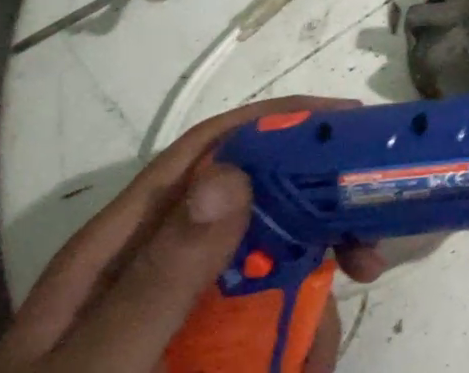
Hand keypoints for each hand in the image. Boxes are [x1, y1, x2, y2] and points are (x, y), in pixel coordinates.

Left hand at [0, 97, 388, 372]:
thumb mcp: (99, 366)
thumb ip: (159, 279)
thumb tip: (232, 173)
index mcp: (122, 247)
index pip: (207, 152)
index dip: (279, 122)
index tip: (351, 123)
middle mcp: (159, 265)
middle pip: (259, 205)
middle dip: (321, 220)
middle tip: (369, 246)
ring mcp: (184, 311)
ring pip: (277, 269)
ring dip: (316, 299)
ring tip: (320, 357)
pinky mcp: (206, 351)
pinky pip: (272, 324)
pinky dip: (302, 339)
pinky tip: (306, 367)